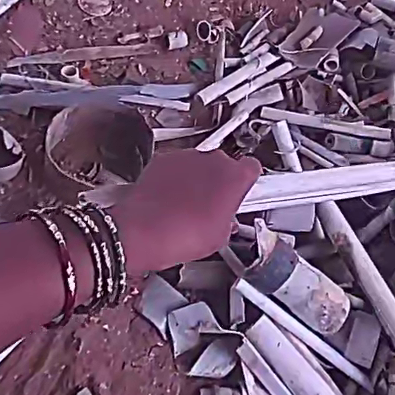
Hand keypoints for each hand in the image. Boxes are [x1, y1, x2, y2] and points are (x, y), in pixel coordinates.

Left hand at [110, 149, 259, 273]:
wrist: (142, 232)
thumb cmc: (181, 234)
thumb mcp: (220, 236)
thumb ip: (229, 219)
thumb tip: (225, 220)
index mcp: (235, 176)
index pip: (252, 167)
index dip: (248, 179)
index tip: (243, 190)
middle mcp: (213, 160)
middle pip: (225, 163)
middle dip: (220, 181)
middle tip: (213, 205)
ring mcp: (187, 157)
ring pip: (200, 163)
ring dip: (197, 179)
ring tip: (189, 206)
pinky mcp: (164, 159)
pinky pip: (176, 165)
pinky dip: (175, 178)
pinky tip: (171, 200)